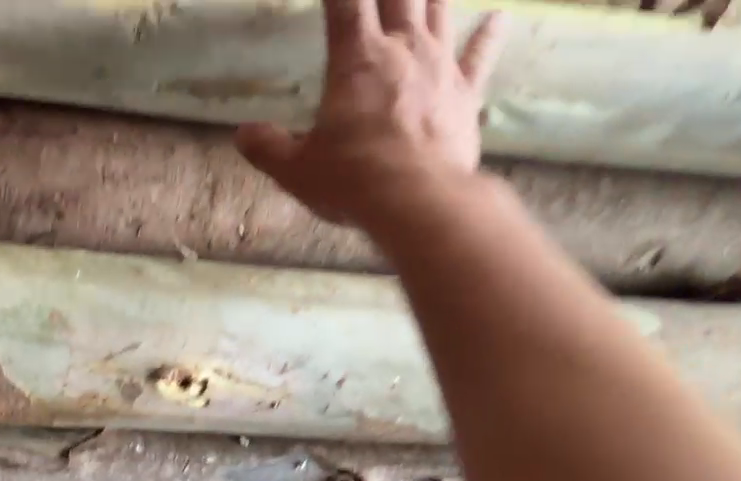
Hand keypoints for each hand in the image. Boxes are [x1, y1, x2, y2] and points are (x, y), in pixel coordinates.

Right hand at [234, 0, 505, 229]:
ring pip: (439, 9)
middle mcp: (403, 49)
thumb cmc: (350, 180)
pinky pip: (479, 55)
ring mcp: (440, 66)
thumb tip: (243, 134)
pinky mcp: (465, 93)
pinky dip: (489, 35)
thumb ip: (267, 147)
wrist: (417, 200)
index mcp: (356, 61)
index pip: (344, 4)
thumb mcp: (295, 169)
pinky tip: (498, 18)